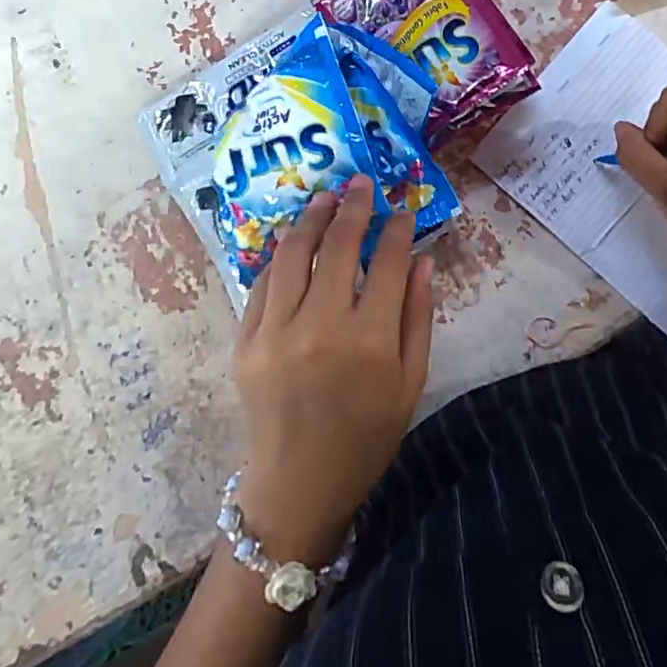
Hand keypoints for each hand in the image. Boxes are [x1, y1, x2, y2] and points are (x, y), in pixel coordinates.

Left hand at [232, 175, 434, 565]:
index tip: (401, 211)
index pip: (386, 263)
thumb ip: (417, 318)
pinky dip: (281, 257)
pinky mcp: (245, 341)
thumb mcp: (410, 383)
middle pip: (338, 246)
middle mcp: (320, 327)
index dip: (396, 230)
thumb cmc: (366, 436)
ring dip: (311, 219)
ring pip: (293, 254)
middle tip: (361, 184)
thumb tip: (421, 260)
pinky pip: (263, 284)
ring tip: (326, 198)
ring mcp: (275, 332)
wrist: (299, 483)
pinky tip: (295, 242)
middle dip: (354, 207)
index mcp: (369, 341)